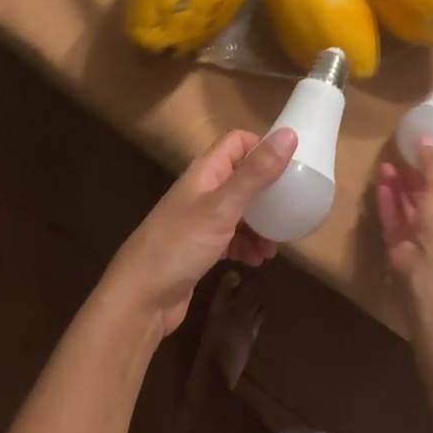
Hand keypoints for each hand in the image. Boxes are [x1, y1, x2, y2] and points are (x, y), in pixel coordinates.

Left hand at [103, 127, 297, 338]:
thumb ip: (256, 173)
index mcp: (205, 171)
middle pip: (242, 177)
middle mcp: (202, 190)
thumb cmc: (181, 244)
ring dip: (260, 224)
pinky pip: (231, 238)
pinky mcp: (200, 248)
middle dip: (268, 192)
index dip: (262, 147)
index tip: (291, 164)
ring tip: (274, 246)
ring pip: (239, 210)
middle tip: (291, 207)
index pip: (237, 142)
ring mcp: (199, 220)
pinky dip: (246, 245)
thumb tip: (289, 134)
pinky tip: (256, 261)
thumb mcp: (223, 207)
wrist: (140, 298)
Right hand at [376, 138, 432, 278]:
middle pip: (424, 197)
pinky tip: (380, 186)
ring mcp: (419, 236)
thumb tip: (427, 135)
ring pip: (406, 206)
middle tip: (398, 156)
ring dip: (397, 187)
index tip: (421, 154)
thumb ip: (432, 164)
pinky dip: (388, 203)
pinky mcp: (400, 243)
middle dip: (410, 177)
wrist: (428, 269)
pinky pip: (393, 218)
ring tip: (384, 165)